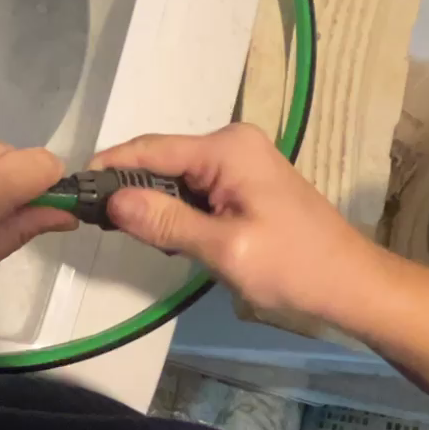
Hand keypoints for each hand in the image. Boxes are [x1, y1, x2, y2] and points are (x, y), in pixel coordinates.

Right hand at [91, 123, 380, 318]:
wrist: (353, 286)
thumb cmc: (294, 267)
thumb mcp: (223, 248)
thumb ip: (165, 221)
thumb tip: (111, 200)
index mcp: (227, 148)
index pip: (150, 148)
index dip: (109, 167)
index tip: (75, 192)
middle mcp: (230, 143)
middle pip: (159, 159)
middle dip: (130, 189)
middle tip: (105, 226)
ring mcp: (238, 160)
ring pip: (172, 175)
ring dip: (152, 203)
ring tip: (140, 236)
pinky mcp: (241, 181)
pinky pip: (190, 186)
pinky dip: (174, 209)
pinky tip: (171, 236)